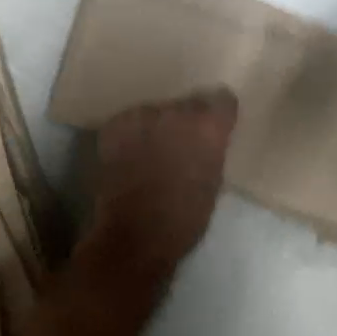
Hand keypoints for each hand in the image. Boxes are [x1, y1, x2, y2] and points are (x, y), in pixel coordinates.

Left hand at [89, 90, 237, 280]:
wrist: (134, 235)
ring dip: (156, 126)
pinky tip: (128, 156)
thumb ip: (212, 151)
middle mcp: (176, 111)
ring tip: (150, 152)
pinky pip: (129, 122)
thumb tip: (207, 141)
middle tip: (179, 145)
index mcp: (208, 126)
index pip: (222, 99)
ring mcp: (141, 115)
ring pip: (155, 111)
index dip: (218, 114)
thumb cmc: (184, 219)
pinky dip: (130, 134)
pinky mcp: (114, 125)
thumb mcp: (213, 183)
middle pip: (186, 104)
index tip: (214, 126)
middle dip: (184, 121)